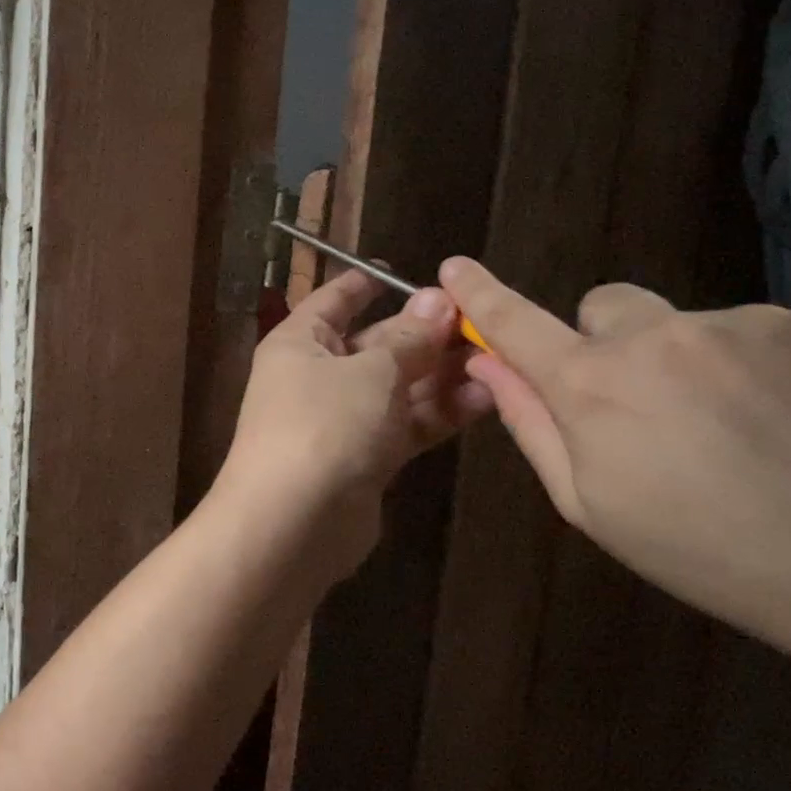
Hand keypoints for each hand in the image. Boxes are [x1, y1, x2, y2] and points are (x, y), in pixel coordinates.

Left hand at [219, 268, 494, 567]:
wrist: (292, 520)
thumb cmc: (323, 425)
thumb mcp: (370, 372)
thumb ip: (408, 340)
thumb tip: (436, 299)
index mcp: (298, 343)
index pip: (331, 302)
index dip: (362, 285)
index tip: (398, 270)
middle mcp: (315, 376)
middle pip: (374, 345)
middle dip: (423, 333)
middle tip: (481, 320)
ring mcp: (339, 420)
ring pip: (396, 386)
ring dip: (440, 373)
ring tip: (497, 357)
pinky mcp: (364, 458)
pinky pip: (404, 424)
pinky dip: (438, 412)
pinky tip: (485, 398)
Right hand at [442, 257, 790, 739]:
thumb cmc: (720, 557)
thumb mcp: (596, 508)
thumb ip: (532, 425)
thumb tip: (487, 362)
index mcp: (597, 385)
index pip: (517, 320)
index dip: (480, 294)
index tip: (452, 267)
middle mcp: (667, 334)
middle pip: (611, 308)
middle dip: (614, 344)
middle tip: (655, 409)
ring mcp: (758, 322)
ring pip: (700, 326)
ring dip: (705, 365)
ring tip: (760, 437)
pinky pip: (780, 334)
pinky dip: (781, 370)